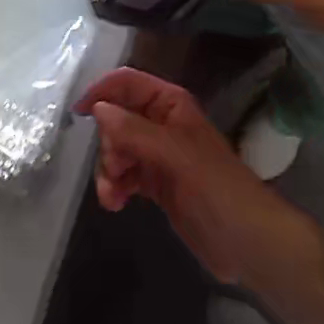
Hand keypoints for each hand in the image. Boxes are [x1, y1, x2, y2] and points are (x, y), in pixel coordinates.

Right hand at [74, 68, 284, 281]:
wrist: (245, 240)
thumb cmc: (215, 187)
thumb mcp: (174, 154)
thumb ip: (134, 130)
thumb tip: (99, 108)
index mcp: (170, 103)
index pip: (129, 83)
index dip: (103, 91)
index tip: (78, 112)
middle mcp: (162, 123)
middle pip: (117, 118)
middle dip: (108, 143)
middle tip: (115, 166)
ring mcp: (158, 154)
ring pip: (117, 149)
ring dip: (109, 170)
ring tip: (113, 194)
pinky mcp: (156, 183)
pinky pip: (124, 175)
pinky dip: (115, 186)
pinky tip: (116, 203)